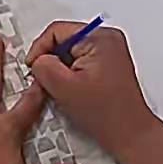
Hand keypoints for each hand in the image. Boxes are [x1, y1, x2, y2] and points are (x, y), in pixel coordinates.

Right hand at [23, 23, 157, 157]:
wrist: (129, 133)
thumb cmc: (106, 113)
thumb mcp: (63, 87)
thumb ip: (43, 66)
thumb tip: (38, 59)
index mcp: (99, 37)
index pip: (56, 31)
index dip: (39, 49)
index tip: (33, 67)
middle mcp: (107, 39)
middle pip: (64, 40)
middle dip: (52, 61)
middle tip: (48, 82)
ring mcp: (110, 51)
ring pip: (71, 52)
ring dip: (61, 69)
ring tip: (64, 89)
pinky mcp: (109, 63)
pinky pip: (81, 61)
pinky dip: (71, 74)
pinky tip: (74, 91)